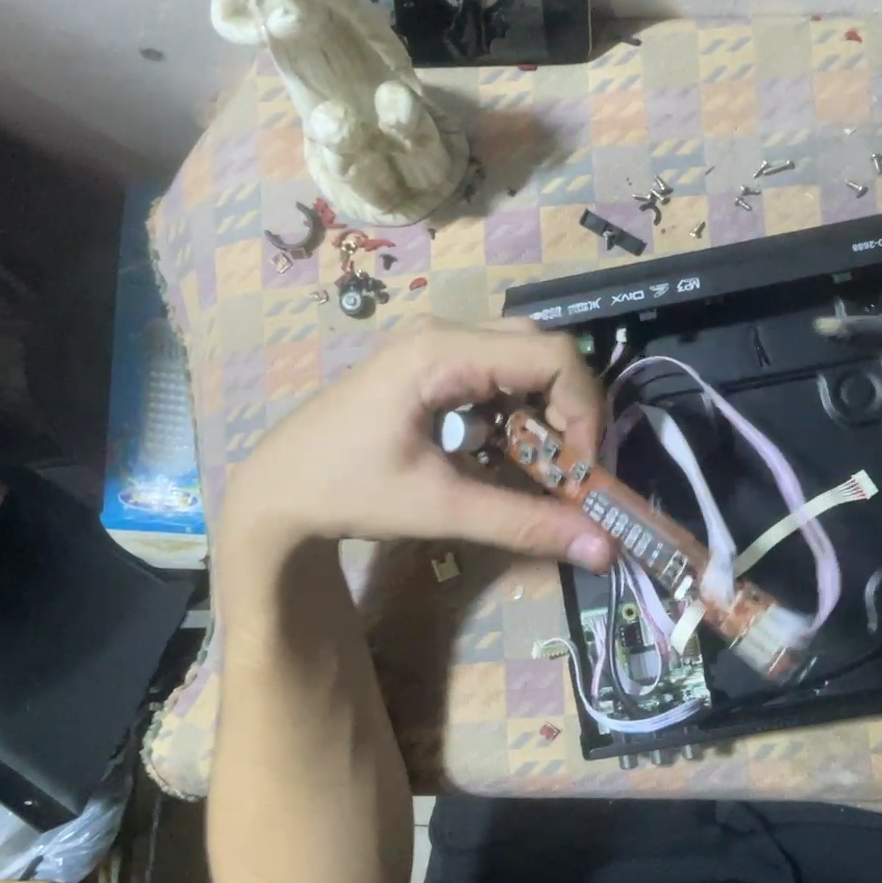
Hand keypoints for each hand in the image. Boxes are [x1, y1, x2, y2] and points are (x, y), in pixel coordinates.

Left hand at [221, 319, 614, 571]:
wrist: (277, 490)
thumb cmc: (348, 492)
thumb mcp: (439, 509)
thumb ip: (524, 523)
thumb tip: (603, 549)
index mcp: (442, 353)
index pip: (552, 356)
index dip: (583, 410)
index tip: (579, 469)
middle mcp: (445, 333)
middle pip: (542, 349)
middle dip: (569, 409)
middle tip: (566, 465)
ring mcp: (437, 344)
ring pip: (524, 358)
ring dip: (546, 410)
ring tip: (540, 463)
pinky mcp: (433, 364)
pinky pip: (499, 372)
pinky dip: (519, 410)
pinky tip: (504, 451)